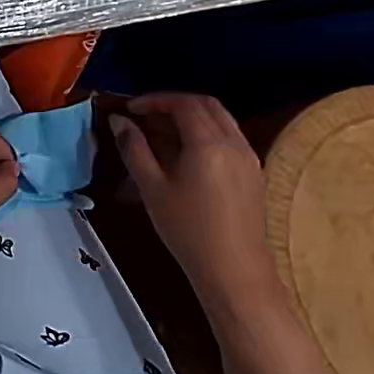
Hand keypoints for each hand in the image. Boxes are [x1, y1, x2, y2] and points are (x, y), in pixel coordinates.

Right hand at [108, 94, 279, 307]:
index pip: (183, 103)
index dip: (155, 100)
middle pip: (206, 104)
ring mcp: (249, 158)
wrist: (235, 273)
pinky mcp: (254, 174)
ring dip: (192, 116)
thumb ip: (134, 149)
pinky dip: (207, 131)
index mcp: (208, 143)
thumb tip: (119, 121)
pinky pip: (230, 137)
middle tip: (146, 115)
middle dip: (174, 103)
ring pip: (221, 119)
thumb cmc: (188, 231)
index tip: (131, 109)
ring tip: (163, 132)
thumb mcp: (152, 189)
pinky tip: (187, 153)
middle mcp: (234, 143)